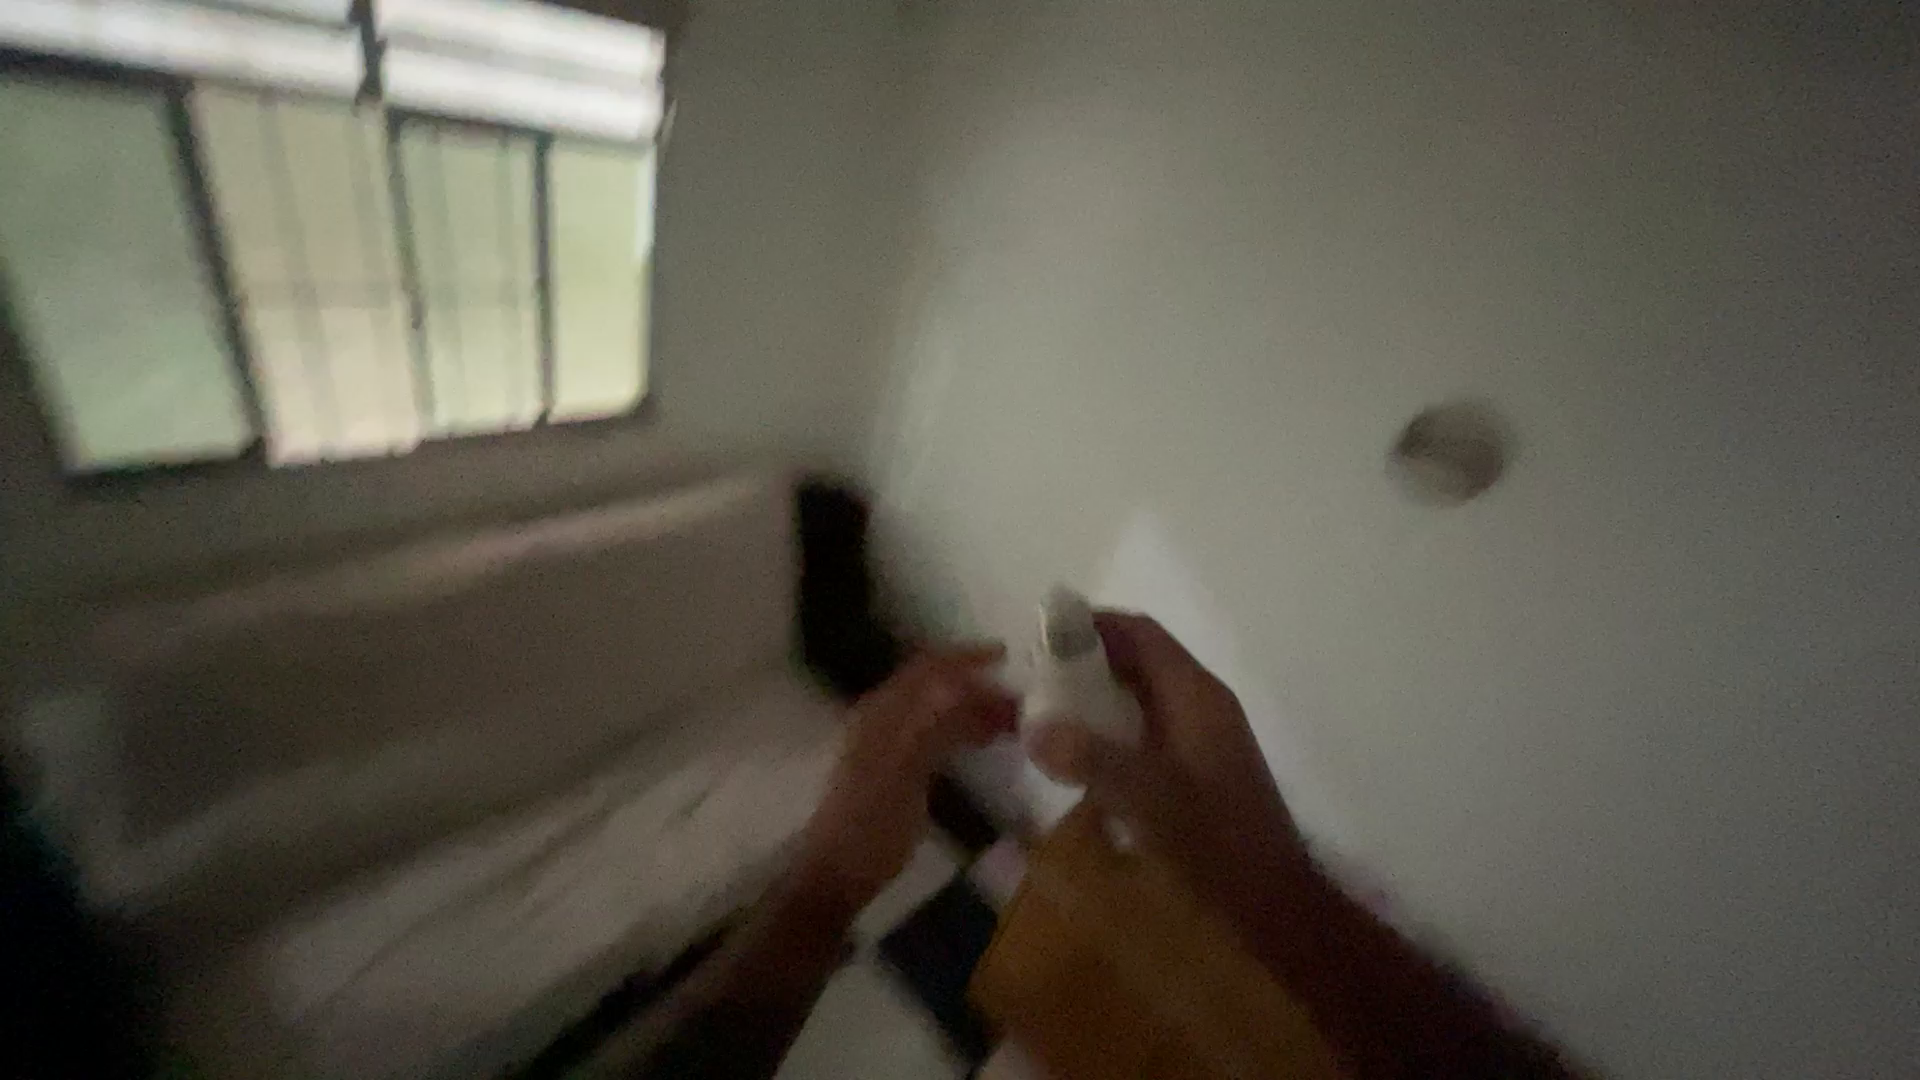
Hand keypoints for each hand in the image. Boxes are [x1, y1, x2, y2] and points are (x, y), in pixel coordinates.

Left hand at [791, 645, 1017, 914]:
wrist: (839, 876)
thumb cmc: (871, 827)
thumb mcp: (903, 775)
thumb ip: (930, 725)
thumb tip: (960, 683)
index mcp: (881, 712)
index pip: (926, 668)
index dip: (964, 657)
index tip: (1005, 656)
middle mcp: (882, 717)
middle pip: (934, 686)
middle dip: (976, 686)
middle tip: (1019, 702)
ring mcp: (887, 741)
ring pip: (937, 709)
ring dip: (972, 709)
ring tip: (1010, 722)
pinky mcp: (895, 766)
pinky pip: (935, 733)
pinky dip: (961, 730)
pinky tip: (982, 742)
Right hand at [1028, 612, 1316, 926]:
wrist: (1272, 903)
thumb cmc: (1217, 841)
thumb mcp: (1148, 798)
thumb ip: (1090, 759)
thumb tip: (1034, 729)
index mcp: (1195, 693)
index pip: (1140, 633)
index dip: (1093, 625)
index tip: (1044, 636)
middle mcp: (1199, 702)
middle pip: (1137, 659)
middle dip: (1086, 661)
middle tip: (1037, 678)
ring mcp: (1199, 733)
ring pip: (1139, 693)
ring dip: (1096, 695)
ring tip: (1049, 712)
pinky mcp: (1194, 763)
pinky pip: (1144, 725)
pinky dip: (1110, 726)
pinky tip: (1082, 754)